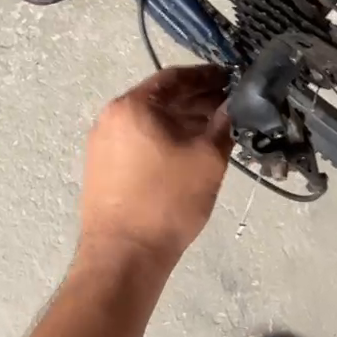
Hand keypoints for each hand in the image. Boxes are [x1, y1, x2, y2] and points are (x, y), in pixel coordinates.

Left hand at [78, 65, 232, 266]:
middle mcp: (111, 117)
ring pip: (151, 121)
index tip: (232, 79)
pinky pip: (140, 140)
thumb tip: (234, 104)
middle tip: (230, 106)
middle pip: (161, 97)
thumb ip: (224, 122)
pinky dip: (166, 138)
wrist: (123, 259)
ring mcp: (103, 144)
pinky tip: (190, 151)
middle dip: (197, 99)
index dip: (208, 76)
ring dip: (183, 120)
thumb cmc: (167, 200)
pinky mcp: (102, 169)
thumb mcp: (208, 157)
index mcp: (133, 106)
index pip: (175, 76)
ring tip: (216, 130)